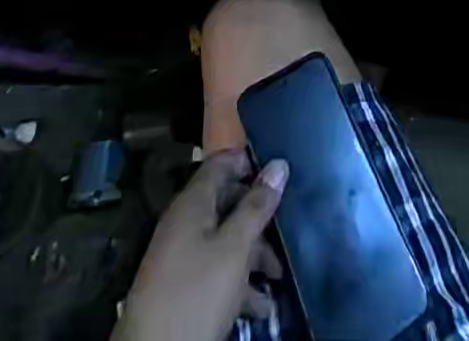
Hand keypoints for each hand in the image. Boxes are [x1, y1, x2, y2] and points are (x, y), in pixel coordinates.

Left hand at [113, 151, 287, 340]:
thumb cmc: (197, 290)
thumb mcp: (234, 248)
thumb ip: (256, 207)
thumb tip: (279, 164)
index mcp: (193, 202)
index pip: (219, 163)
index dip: (247, 163)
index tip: (278, 174)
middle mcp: (186, 220)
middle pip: (226, 203)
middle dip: (257, 218)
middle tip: (286, 235)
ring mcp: (183, 252)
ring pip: (225, 240)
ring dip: (253, 256)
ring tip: (277, 279)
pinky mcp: (185, 283)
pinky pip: (217, 269)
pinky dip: (239, 282)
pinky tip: (260, 306)